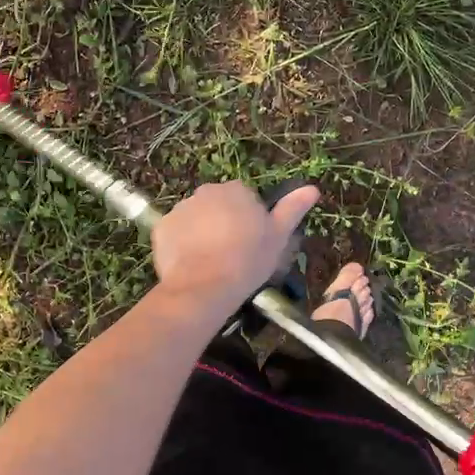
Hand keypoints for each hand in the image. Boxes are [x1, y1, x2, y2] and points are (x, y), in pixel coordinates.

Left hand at [151, 181, 319, 310]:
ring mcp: (181, 208)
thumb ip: (292, 209)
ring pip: (196, 218)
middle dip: (223, 223)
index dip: (249, 221)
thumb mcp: (278, 236)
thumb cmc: (248, 260)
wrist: (205, 286)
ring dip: (202, 233)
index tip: (251, 243)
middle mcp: (206, 191)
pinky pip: (175, 233)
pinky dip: (181, 244)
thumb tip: (313, 188)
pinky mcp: (161, 227)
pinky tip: (191, 264)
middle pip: (218, 205)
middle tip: (232, 253)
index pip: (244, 199)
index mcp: (236, 190)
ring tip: (211, 262)